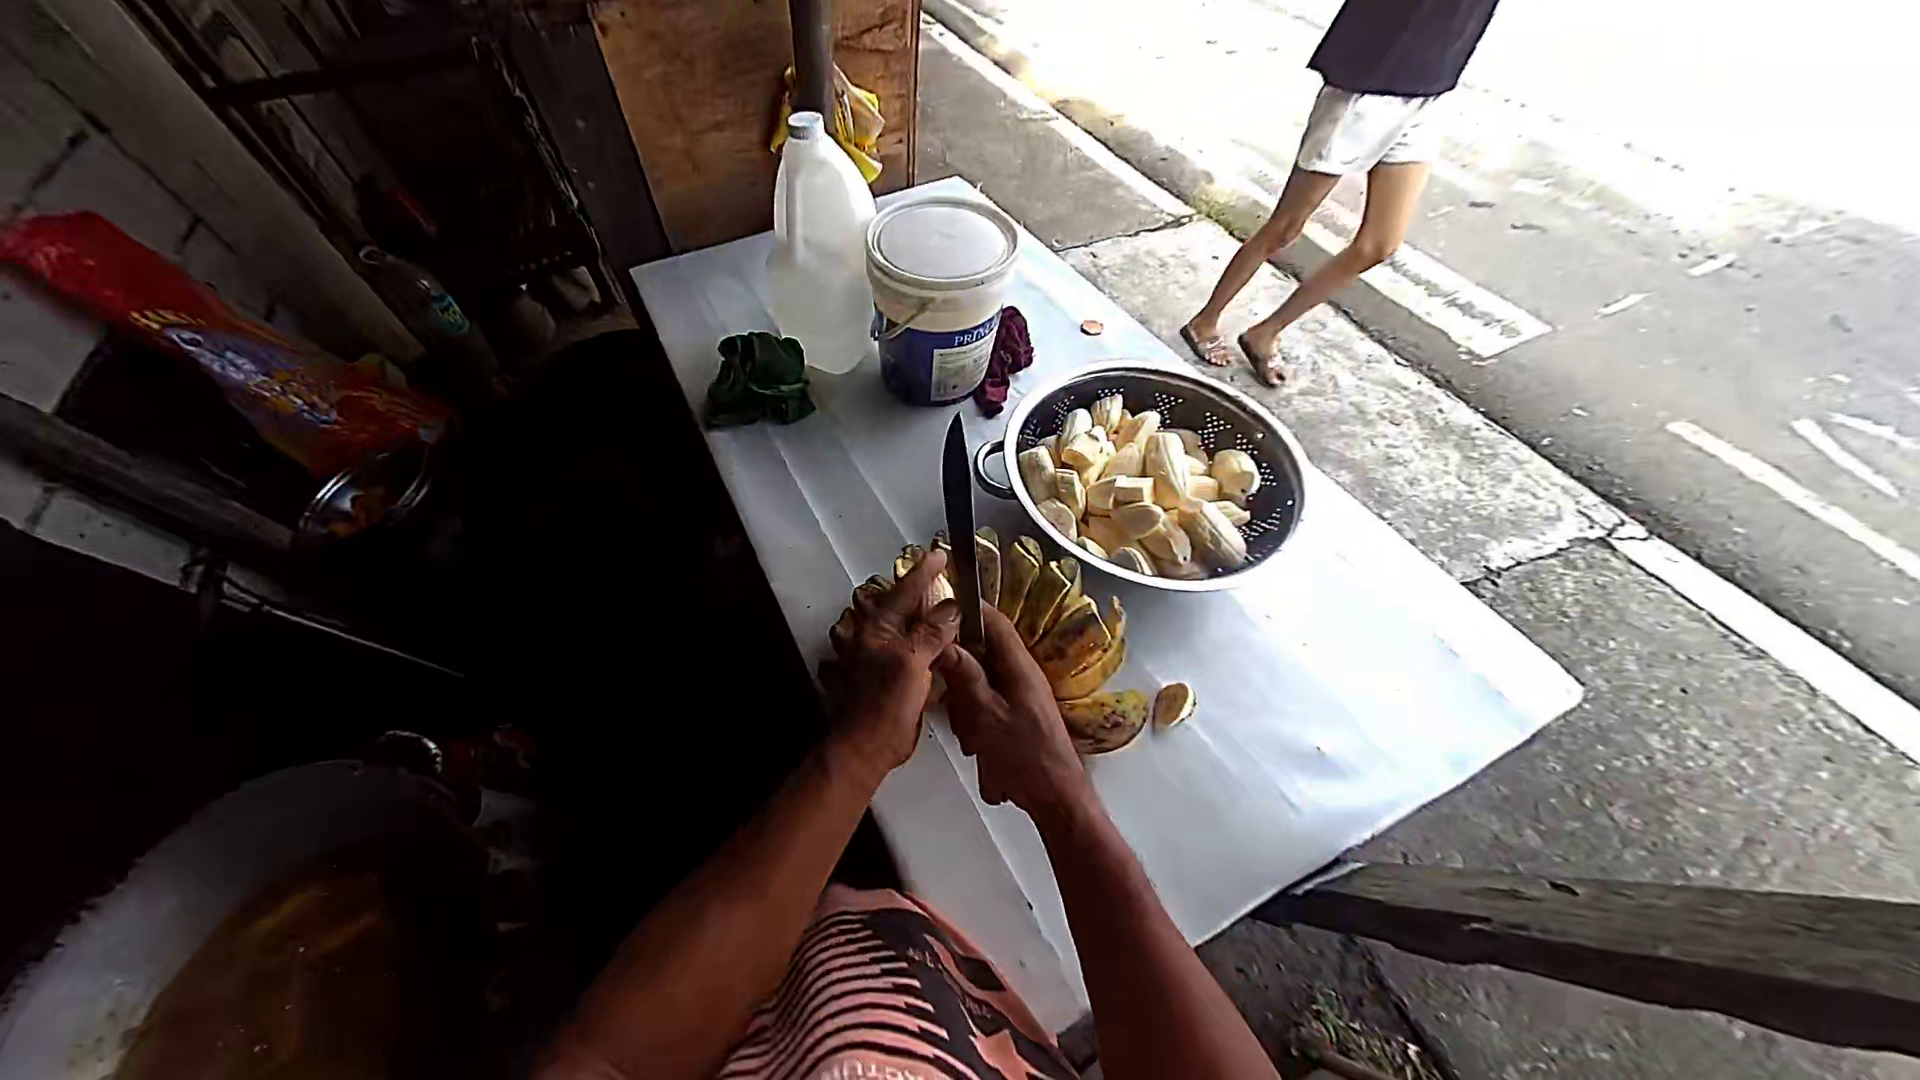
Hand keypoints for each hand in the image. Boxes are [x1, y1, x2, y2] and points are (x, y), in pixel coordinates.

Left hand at [823, 548, 960, 779]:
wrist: (870, 745)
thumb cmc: (881, 705)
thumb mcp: (911, 661)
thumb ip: (932, 632)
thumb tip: (952, 609)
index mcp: (878, 628)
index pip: (905, 591)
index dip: (925, 572)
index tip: (941, 555)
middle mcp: (880, 638)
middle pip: (909, 606)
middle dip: (930, 592)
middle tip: (950, 578)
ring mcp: (889, 657)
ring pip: (916, 628)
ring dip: (935, 618)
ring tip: (955, 608)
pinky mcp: (899, 676)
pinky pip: (921, 650)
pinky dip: (936, 643)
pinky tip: (950, 643)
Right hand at [934, 605, 1091, 822]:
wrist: (1055, 796)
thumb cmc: (1025, 756)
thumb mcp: (986, 715)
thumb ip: (965, 676)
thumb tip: (946, 641)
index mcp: (1019, 665)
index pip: (993, 621)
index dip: (967, 610)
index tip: (938, 612)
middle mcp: (1021, 673)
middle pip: (982, 650)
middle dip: (959, 667)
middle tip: (947, 691)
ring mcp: (1020, 693)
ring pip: (980, 678)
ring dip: (966, 698)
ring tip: (967, 728)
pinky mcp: (1016, 713)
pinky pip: (987, 701)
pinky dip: (975, 715)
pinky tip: (974, 741)